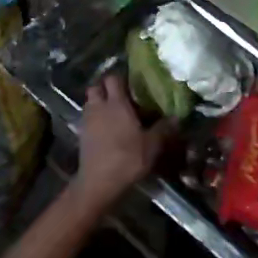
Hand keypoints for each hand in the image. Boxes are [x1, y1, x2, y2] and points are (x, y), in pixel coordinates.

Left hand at [74, 74, 170, 209]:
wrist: (100, 180)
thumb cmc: (128, 158)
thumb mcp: (152, 145)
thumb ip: (163, 129)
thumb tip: (176, 117)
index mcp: (116, 103)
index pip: (113, 78)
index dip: (121, 78)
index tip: (132, 84)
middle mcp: (99, 106)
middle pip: (96, 86)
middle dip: (106, 88)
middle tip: (121, 97)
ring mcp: (87, 118)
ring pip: (90, 101)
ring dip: (99, 102)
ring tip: (114, 113)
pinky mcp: (81, 132)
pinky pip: (87, 116)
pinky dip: (95, 117)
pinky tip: (106, 129)